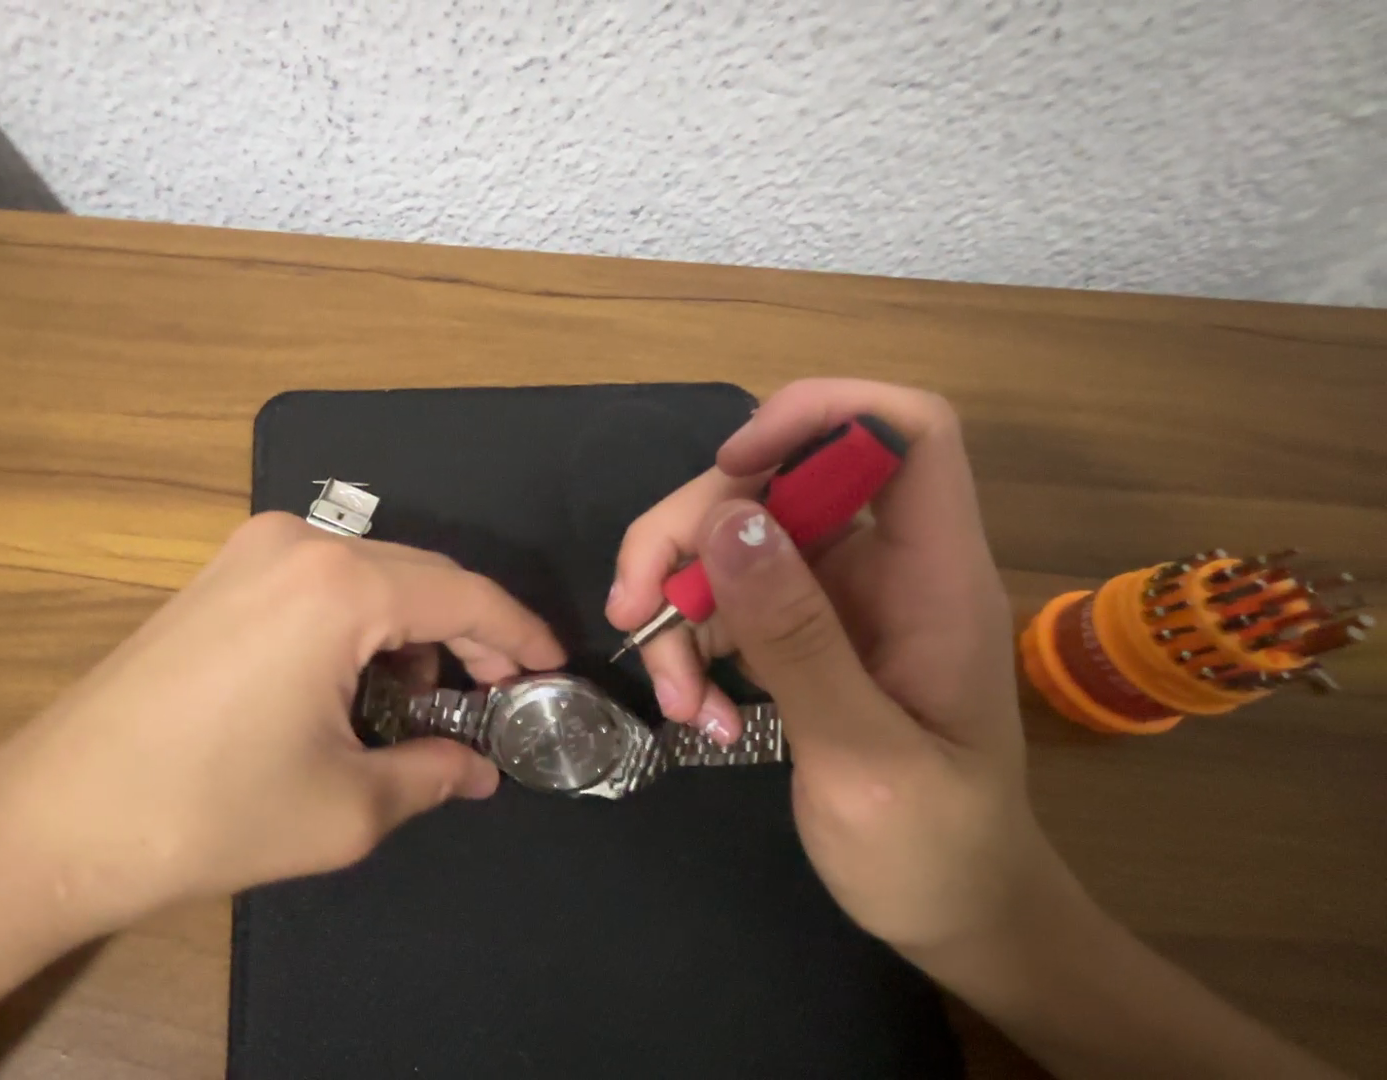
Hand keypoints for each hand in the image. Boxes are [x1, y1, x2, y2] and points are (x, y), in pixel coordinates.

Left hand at [0, 512, 563, 962]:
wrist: (53, 819)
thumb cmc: (209, 812)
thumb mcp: (344, 806)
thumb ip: (431, 773)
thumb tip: (480, 767)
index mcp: (339, 585)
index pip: (464, 595)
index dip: (520, 633)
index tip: (555, 668)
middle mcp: (299, 543)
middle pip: (420, 575)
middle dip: (469, 632)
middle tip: (500, 693)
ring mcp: (251, 551)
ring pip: (370, 575)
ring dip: (411, 627)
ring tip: (423, 696)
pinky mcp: (220, 574)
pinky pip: (321, 582)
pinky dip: (359, 621)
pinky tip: (356, 677)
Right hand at [608, 378, 1053, 959]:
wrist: (954, 916)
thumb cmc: (935, 850)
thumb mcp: (863, 756)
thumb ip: (798, 637)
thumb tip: (729, 520)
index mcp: (932, 577)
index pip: (902, 431)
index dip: (815, 416)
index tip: (729, 468)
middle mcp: (880, 567)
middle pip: (772, 484)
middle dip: (688, 537)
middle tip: (633, 611)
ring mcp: (834, 599)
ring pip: (729, 543)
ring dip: (676, 608)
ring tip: (677, 700)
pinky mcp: (798, 632)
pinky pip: (723, 601)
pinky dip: (690, 645)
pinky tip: (697, 711)